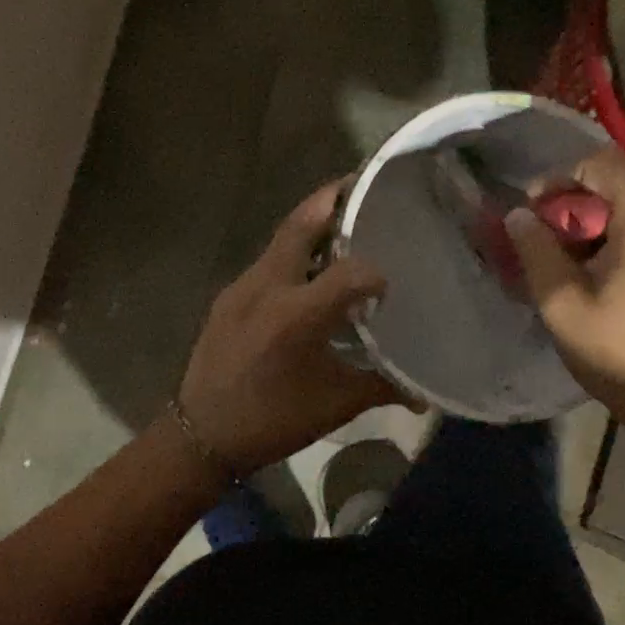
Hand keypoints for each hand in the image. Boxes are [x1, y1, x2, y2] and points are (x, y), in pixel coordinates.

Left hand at [178, 180, 415, 473]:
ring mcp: (242, 287)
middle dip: (333, 200)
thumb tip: (424, 394)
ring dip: (311, 228)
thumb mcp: (335, 405)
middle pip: (302, 224)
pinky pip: (266, 263)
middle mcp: (268, 286)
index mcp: (298, 313)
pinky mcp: (228, 298)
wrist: (201, 434)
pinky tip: (307, 276)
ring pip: (281, 241)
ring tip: (343, 228)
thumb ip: (382, 387)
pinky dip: (292, 257)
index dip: (376, 273)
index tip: (391, 285)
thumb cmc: (273, 421)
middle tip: (363, 189)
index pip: (351, 271)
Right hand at [505, 147, 624, 457]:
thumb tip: (518, 214)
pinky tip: (609, 274)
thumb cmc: (620, 353)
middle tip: (550, 244)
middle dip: (578, 204)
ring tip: (576, 263)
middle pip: (622, 182)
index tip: (534, 214)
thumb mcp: (563, 305)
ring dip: (602, 222)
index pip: (601, 163)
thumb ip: (536, 251)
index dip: (560, 179)